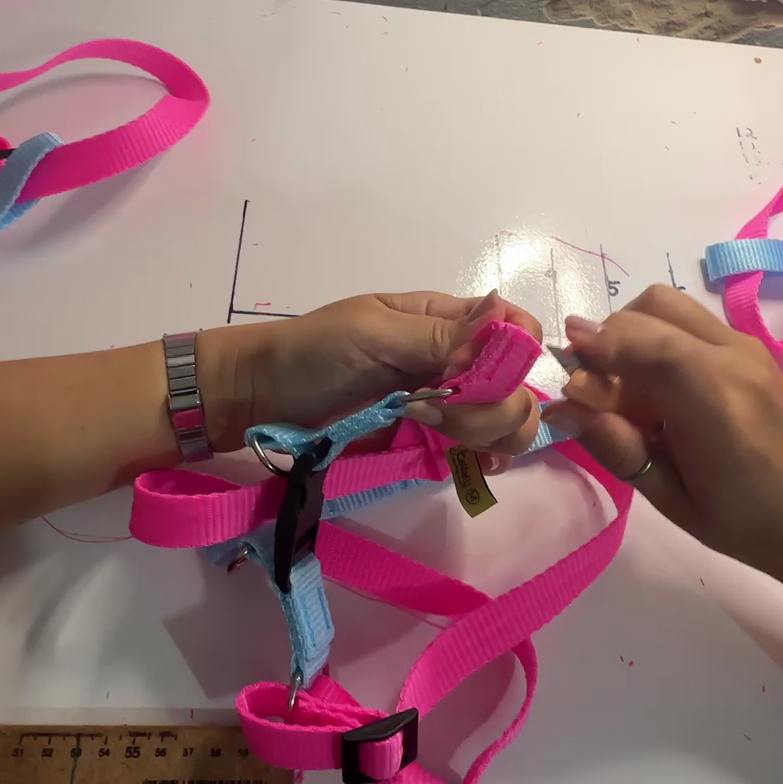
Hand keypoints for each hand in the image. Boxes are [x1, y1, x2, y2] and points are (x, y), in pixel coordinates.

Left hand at [197, 291, 543, 464]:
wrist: (265, 398)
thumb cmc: (314, 351)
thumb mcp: (372, 332)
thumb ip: (437, 336)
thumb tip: (505, 318)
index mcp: (445, 320)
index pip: (515, 327)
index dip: (516, 353)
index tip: (478, 377)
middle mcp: (456, 360)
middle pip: (517, 385)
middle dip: (493, 407)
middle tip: (436, 415)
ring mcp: (446, 404)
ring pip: (506, 421)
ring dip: (486, 434)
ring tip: (435, 435)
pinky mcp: (430, 442)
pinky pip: (478, 451)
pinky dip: (484, 459)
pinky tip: (465, 465)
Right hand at [544, 285, 782, 575]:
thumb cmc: (738, 519)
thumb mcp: (667, 495)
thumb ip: (614, 445)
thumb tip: (561, 407)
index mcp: (715, 401)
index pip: (641, 343)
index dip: (595, 347)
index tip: (564, 370)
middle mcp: (733, 357)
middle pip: (650, 309)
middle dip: (609, 338)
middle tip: (596, 386)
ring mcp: (745, 345)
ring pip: (666, 302)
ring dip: (631, 329)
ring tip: (625, 379)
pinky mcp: (747, 344)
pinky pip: (684, 317)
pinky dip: (654, 333)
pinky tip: (657, 380)